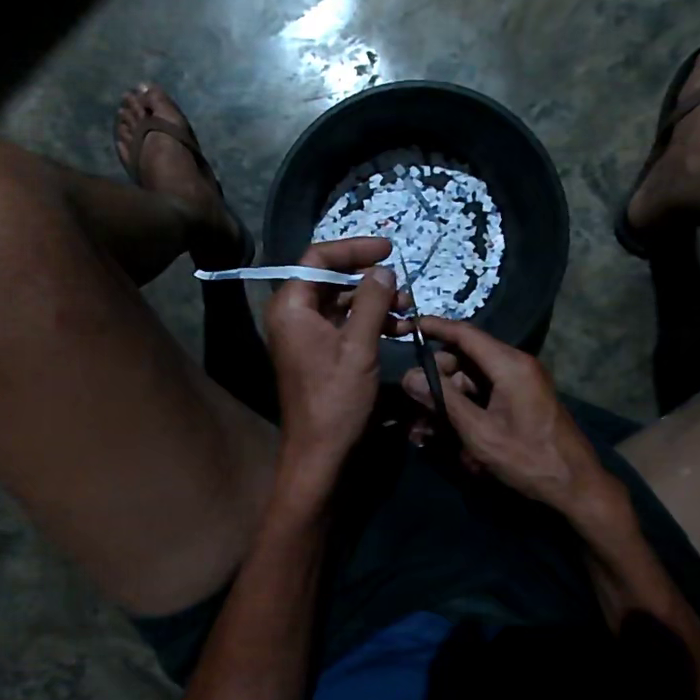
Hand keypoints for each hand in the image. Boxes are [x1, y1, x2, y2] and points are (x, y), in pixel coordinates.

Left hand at [264, 237, 407, 465]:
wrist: (319, 450)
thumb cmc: (335, 398)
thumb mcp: (359, 346)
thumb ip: (372, 302)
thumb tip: (384, 270)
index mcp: (291, 306)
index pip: (318, 258)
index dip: (354, 249)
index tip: (389, 249)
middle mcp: (291, 314)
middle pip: (329, 278)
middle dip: (369, 280)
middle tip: (403, 287)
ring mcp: (303, 333)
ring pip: (340, 302)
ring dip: (374, 302)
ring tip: (408, 311)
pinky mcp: (316, 350)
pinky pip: (342, 324)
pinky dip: (368, 322)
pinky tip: (398, 329)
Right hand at [401, 317, 603, 508]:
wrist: (576, 486)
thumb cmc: (528, 457)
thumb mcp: (479, 431)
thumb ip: (444, 400)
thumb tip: (410, 376)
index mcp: (509, 365)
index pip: (465, 334)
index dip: (434, 327)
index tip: (407, 326)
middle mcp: (515, 366)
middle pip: (464, 360)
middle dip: (435, 379)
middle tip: (412, 404)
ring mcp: (519, 383)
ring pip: (469, 381)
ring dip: (446, 401)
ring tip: (423, 431)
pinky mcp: (520, 400)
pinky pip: (482, 395)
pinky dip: (463, 410)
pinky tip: (445, 434)